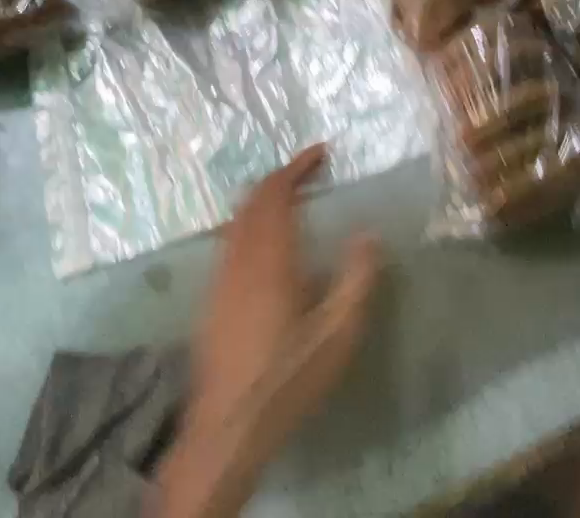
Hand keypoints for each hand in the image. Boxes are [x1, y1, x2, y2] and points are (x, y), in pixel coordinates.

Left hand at [157, 147, 381, 517]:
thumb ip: (357, 279)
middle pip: (252, 200)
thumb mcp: (339, 333)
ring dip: (262, 200)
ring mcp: (220, 279)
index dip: (296, 167)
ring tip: (291, 200)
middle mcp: (240, 259)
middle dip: (280, 177)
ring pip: (236, 220)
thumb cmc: (289, 376)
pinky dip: (249, 224)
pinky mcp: (211, 300)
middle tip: (309, 171)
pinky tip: (266, 247)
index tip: (320, 153)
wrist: (228, 426)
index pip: (276, 194)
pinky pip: (229, 242)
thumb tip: (368, 234)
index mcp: (271, 259)